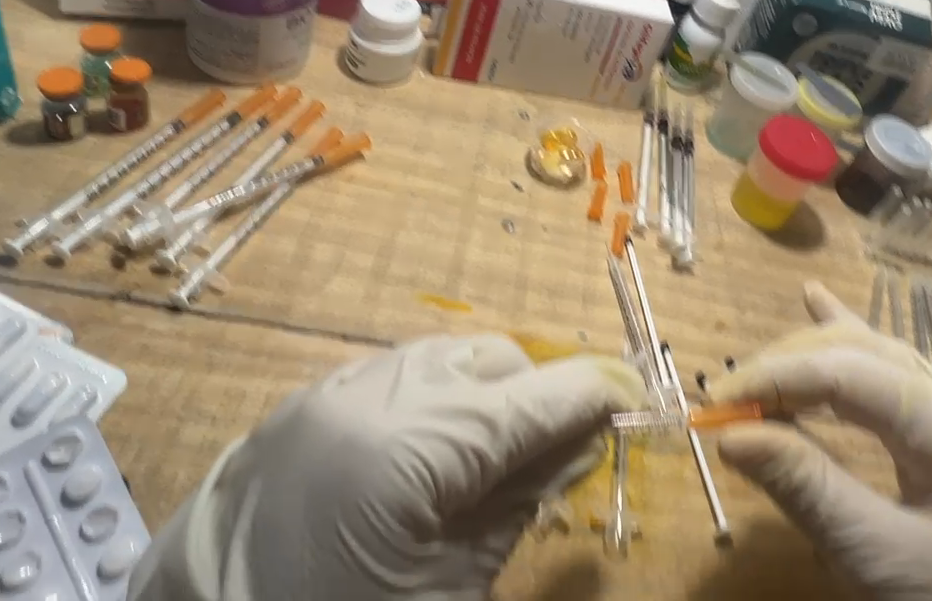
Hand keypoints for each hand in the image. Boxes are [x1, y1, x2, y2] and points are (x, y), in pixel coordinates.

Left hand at [129, 335, 645, 600]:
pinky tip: (427, 449)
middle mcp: (370, 396)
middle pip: (490, 358)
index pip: (528, 401)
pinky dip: (432, 393)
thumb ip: (519, 501)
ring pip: (443, 355)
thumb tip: (580, 442)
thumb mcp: (447, 591)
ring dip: (483, 389)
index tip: (628, 398)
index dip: (587, 396)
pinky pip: (394, 372)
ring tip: (486, 454)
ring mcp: (329, 391)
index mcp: (407, 451)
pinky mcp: (304, 400)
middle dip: (532, 394)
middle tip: (552, 450)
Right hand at [715, 282, 931, 600]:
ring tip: (754, 370)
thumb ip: (810, 491)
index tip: (717, 404)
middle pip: (864, 355)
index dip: (779, 378)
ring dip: (808, 363)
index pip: (853, 373)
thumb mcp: (884, 562)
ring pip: (873, 362)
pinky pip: (888, 384)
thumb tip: (728, 435)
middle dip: (790, 368)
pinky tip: (819, 304)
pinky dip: (844, 354)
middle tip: (727, 399)